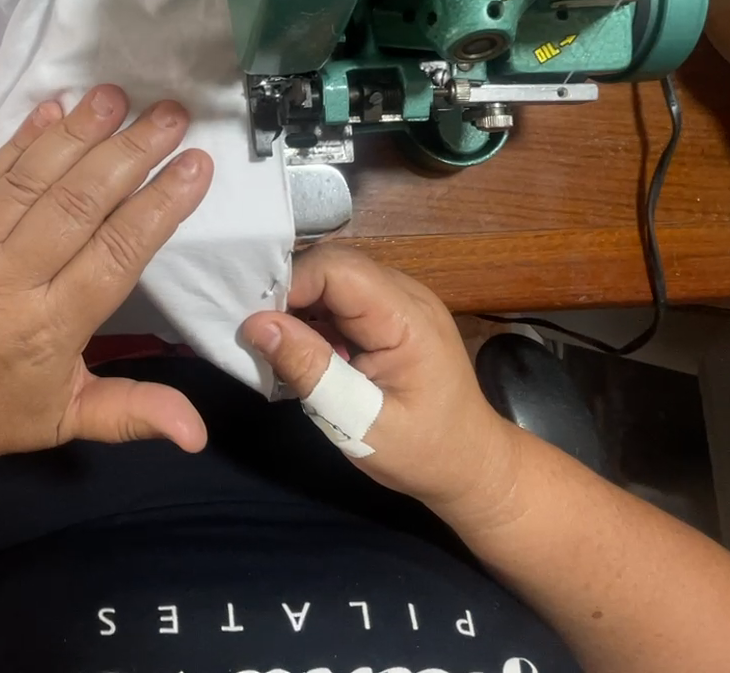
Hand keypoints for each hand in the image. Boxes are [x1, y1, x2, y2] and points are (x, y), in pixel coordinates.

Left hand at [0, 85, 213, 476]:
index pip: (114, 253)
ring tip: (115, 94)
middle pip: (76, 202)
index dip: (158, 205)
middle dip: (128, 152)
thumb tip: (200, 435)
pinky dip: (18, 141)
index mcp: (48, 326)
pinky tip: (51, 110)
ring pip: (30, 179)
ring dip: (75, 132)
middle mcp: (8, 279)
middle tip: (170, 113)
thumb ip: (133, 413)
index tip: (195, 164)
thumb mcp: (66, 422)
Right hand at [240, 246, 521, 526]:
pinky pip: (339, 294)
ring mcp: (397, 299)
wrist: (473, 466)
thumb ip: (310, 370)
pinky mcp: (387, 311)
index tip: (258, 323)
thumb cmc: (423, 452)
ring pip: (331, 275)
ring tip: (276, 343)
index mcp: (406, 317)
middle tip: (260, 334)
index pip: (335, 268)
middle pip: (331, 264)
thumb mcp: (359, 423)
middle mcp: (404, 294)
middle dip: (288, 292)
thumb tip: (256, 325)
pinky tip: (301, 347)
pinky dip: (311, 314)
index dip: (291, 285)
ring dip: (297, 304)